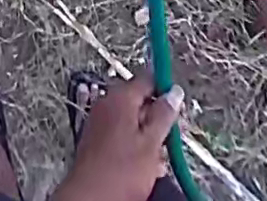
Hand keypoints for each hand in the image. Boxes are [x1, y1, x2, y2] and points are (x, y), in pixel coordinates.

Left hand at [53, 74, 182, 200]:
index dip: (164, 91)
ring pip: (131, 119)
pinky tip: (142, 164)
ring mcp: (99, 119)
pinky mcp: (96, 137)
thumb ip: (164, 115)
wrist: (89, 197)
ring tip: (157, 158)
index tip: (177, 110)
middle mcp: (108, 101)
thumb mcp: (151, 143)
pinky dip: (133, 143)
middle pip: (139, 99)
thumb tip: (175, 91)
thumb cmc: (121, 171)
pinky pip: (120, 132)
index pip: (147, 78)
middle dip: (156, 117)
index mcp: (121, 96)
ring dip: (146, 134)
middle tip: (168, 139)